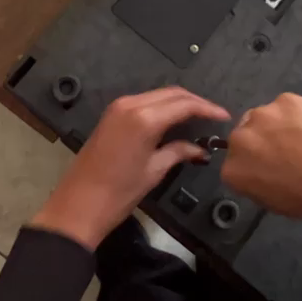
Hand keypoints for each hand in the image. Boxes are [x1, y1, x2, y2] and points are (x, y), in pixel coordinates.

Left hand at [30, 87, 228, 249]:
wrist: (77, 206)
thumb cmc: (119, 193)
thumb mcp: (154, 171)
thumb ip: (179, 152)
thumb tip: (200, 149)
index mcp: (145, 118)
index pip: (184, 104)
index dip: (207, 109)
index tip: (224, 117)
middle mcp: (132, 105)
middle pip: (172, 94)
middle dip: (195, 102)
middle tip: (214, 116)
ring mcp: (119, 107)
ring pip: (158, 95)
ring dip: (179, 103)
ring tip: (198, 117)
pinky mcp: (111, 114)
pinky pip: (144, 102)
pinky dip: (162, 107)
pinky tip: (174, 120)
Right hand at [221, 94, 301, 230]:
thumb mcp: (273, 202)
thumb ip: (254, 180)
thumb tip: (257, 167)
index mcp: (234, 171)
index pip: (233, 163)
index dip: (253, 165)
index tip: (267, 170)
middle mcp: (241, 139)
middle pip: (244, 136)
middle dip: (261, 143)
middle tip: (285, 154)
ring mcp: (264, 115)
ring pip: (263, 118)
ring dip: (276, 126)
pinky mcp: (286, 100)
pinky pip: (284, 106)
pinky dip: (295, 114)